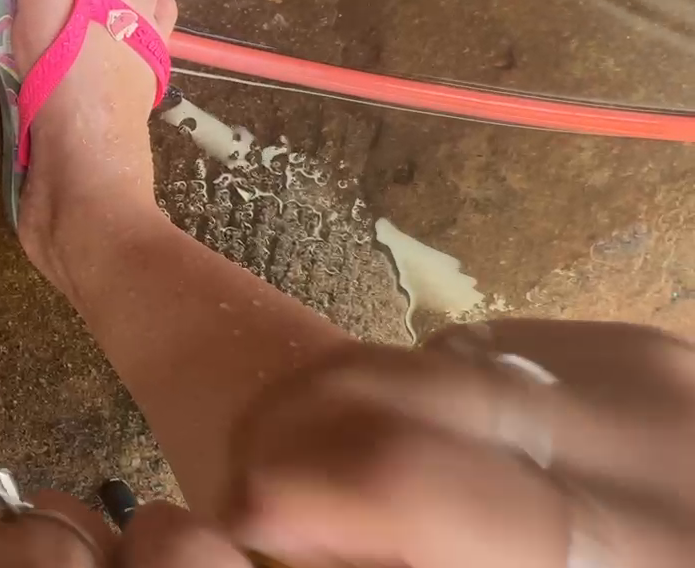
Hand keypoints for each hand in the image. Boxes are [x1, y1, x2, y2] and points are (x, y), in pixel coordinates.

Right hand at [224, 319, 694, 567]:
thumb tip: (269, 535)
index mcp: (643, 553)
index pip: (404, 478)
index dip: (287, 489)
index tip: (241, 518)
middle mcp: (647, 441)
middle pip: (378, 386)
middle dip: (283, 426)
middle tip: (260, 477)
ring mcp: (644, 372)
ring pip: (406, 358)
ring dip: (346, 409)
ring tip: (349, 469)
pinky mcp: (634, 341)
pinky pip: (466, 350)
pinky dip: (423, 395)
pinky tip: (457, 449)